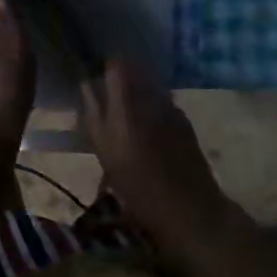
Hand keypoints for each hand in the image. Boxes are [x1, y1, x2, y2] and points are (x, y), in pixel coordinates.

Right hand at [80, 58, 223, 232]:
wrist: (190, 209)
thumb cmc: (138, 184)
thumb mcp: (104, 151)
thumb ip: (93, 114)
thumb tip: (86, 87)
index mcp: (126, 104)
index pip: (116, 66)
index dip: (106, 67)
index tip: (96, 77)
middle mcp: (151, 99)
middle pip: (134, 73)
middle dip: (121, 79)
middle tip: (109, 97)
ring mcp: (172, 109)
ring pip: (149, 88)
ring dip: (138, 93)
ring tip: (128, 115)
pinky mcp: (185, 122)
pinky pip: (163, 103)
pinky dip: (153, 108)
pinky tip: (149, 131)